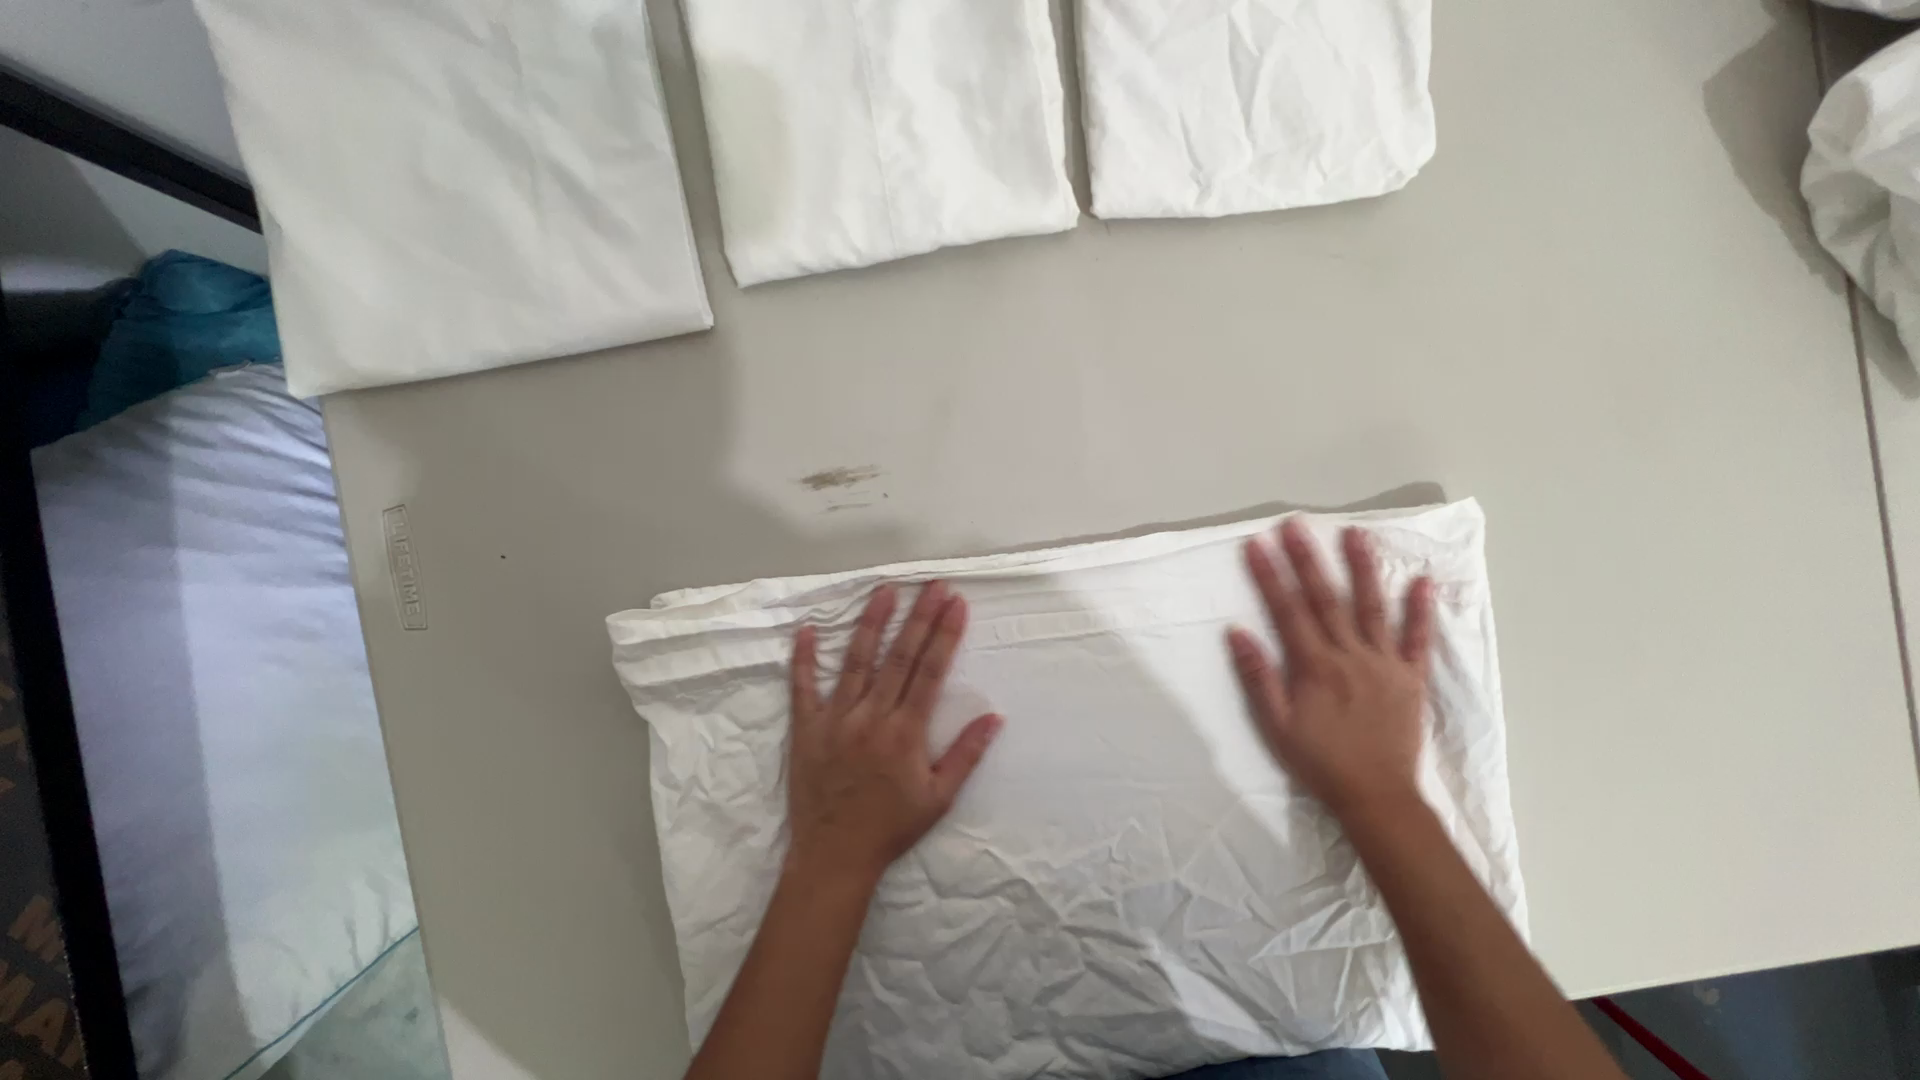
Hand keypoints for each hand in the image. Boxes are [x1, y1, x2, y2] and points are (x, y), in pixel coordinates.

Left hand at [785, 582, 1003, 889]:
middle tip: (933, 585)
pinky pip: (802, 688)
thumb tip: (995, 717)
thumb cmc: (891, 828)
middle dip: (919, 616)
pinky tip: (807, 629)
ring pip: (856, 661)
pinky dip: (804, 658)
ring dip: (872, 623)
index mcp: (906, 732)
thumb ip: (966, 755)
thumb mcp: (939, 798)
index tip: (956, 603)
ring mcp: (836, 720)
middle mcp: (872, 717)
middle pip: (899, 657)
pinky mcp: (806, 729)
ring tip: (885, 591)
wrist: (835, 856)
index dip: (945, 634)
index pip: (931, 671)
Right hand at [1227, 520, 1435, 821]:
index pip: (1287, 610)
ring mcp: (1384, 663)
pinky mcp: (1410, 676)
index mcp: (1314, 666)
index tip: (1257, 544)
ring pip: (1371, 606)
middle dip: (1308, 559)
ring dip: (1362, 567)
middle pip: (1325, 599)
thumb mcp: (1276, 725)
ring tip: (1355, 533)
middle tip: (1295, 525)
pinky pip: (1417, 638)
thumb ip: (1258, 676)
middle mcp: (1349, 655)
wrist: (1377, 796)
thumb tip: (1237, 632)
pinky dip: (1420, 610)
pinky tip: (1421, 581)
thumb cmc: (1319, 762)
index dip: (1271, 575)